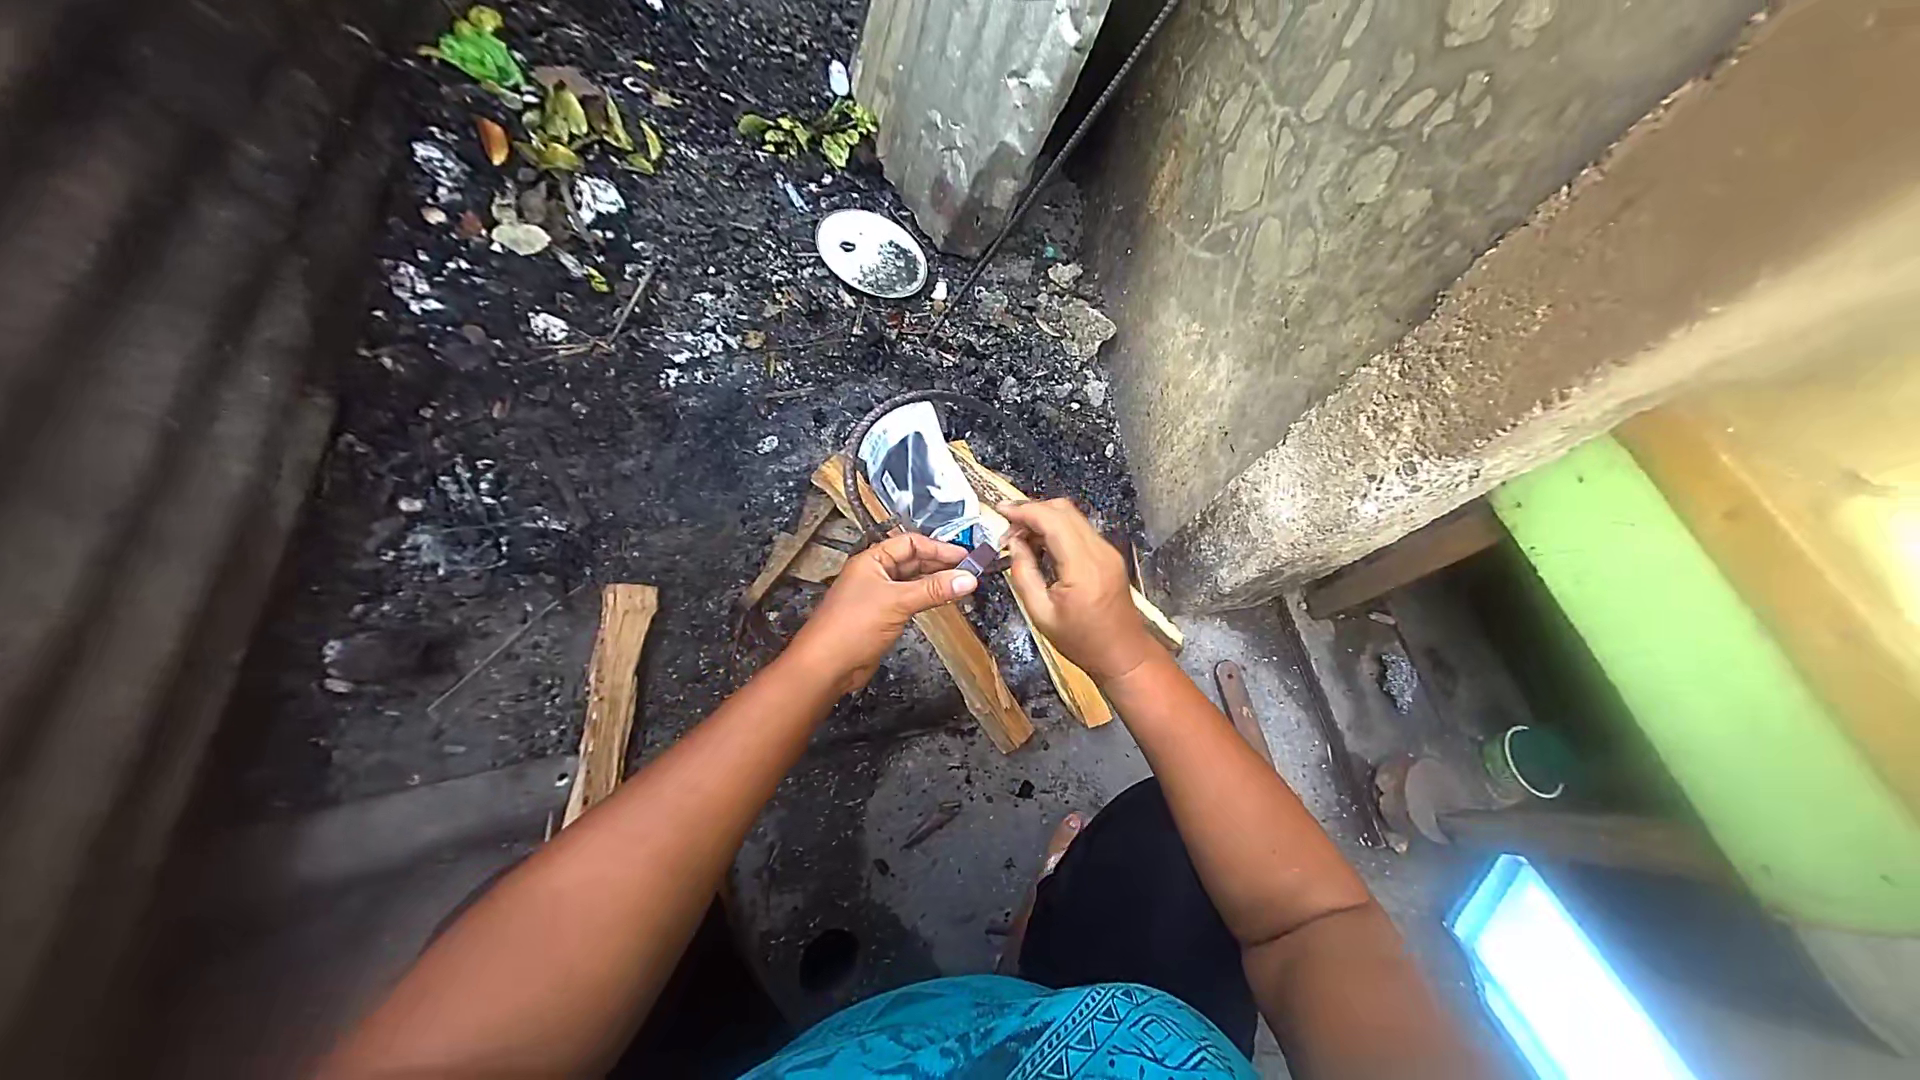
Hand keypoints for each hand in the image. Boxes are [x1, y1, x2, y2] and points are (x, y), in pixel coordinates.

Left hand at [787, 531, 976, 695]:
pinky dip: (927, 598)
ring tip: (961, 584)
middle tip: (967, 570)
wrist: (827, 665)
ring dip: (935, 582)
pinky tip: (941, 601)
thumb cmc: (849, 626)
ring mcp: (878, 595)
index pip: (910, 543)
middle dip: (940, 564)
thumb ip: (933, 589)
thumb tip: (966, 579)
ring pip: (913, 581)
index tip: (963, 556)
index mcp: (872, 559)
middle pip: (913, 561)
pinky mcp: (882, 616)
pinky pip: (910, 600)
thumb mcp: (897, 601)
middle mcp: (874, 574)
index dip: (938, 548)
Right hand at [1002, 499, 1158, 682]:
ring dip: (1044, 519)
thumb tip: (1013, 543)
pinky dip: (1057, 529)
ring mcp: (1107, 551)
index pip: (1052, 520)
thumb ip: (1023, 574)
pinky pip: (1079, 529)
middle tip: (1008, 528)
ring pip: (1072, 516)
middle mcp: (1100, 551)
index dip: (1023, 510)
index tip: (1000, 511)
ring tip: (1021, 539)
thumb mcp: (1041, 614)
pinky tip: (1041, 547)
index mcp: (1083, 567)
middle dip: (1031, 511)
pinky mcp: (1108, 554)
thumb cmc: (1082, 642)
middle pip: (1063, 510)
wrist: (1123, 654)